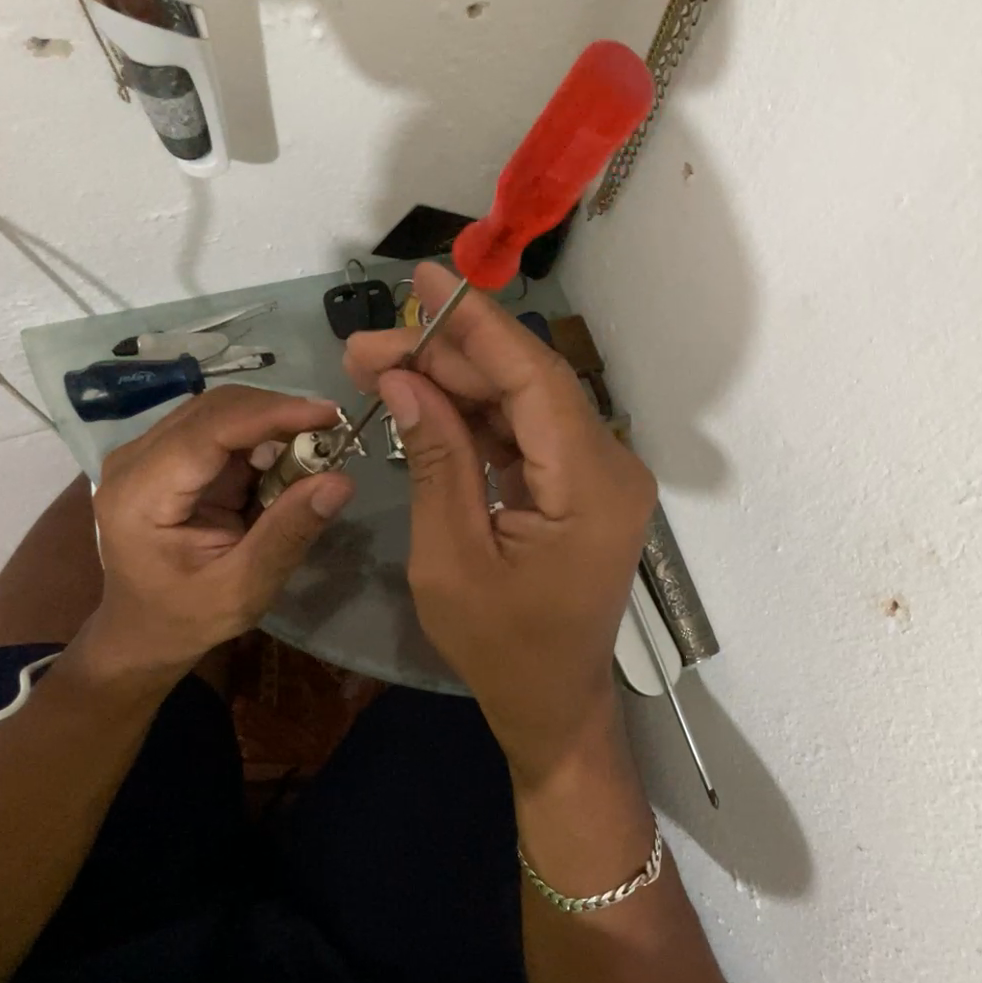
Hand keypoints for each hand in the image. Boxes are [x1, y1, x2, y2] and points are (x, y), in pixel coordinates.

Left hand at [85, 385, 354, 673]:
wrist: (146, 630)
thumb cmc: (189, 617)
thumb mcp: (245, 588)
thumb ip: (288, 533)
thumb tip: (341, 481)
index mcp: (142, 495)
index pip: (210, 430)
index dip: (273, 415)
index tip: (331, 417)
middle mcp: (136, 460)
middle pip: (216, 409)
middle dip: (281, 415)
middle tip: (337, 436)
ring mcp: (151, 454)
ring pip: (223, 412)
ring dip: (276, 425)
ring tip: (321, 451)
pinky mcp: (171, 457)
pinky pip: (225, 430)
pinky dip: (266, 439)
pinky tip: (293, 463)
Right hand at [345, 263, 656, 779]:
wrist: (553, 704)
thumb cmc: (501, 649)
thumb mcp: (451, 558)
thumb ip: (435, 459)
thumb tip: (404, 377)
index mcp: (591, 488)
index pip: (534, 380)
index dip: (477, 324)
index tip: (422, 278)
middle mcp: (612, 470)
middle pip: (530, 384)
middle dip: (451, 355)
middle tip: (369, 343)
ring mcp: (603, 478)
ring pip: (528, 404)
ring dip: (461, 383)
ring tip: (381, 365)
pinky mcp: (585, 489)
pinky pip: (531, 436)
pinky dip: (481, 418)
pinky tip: (427, 402)